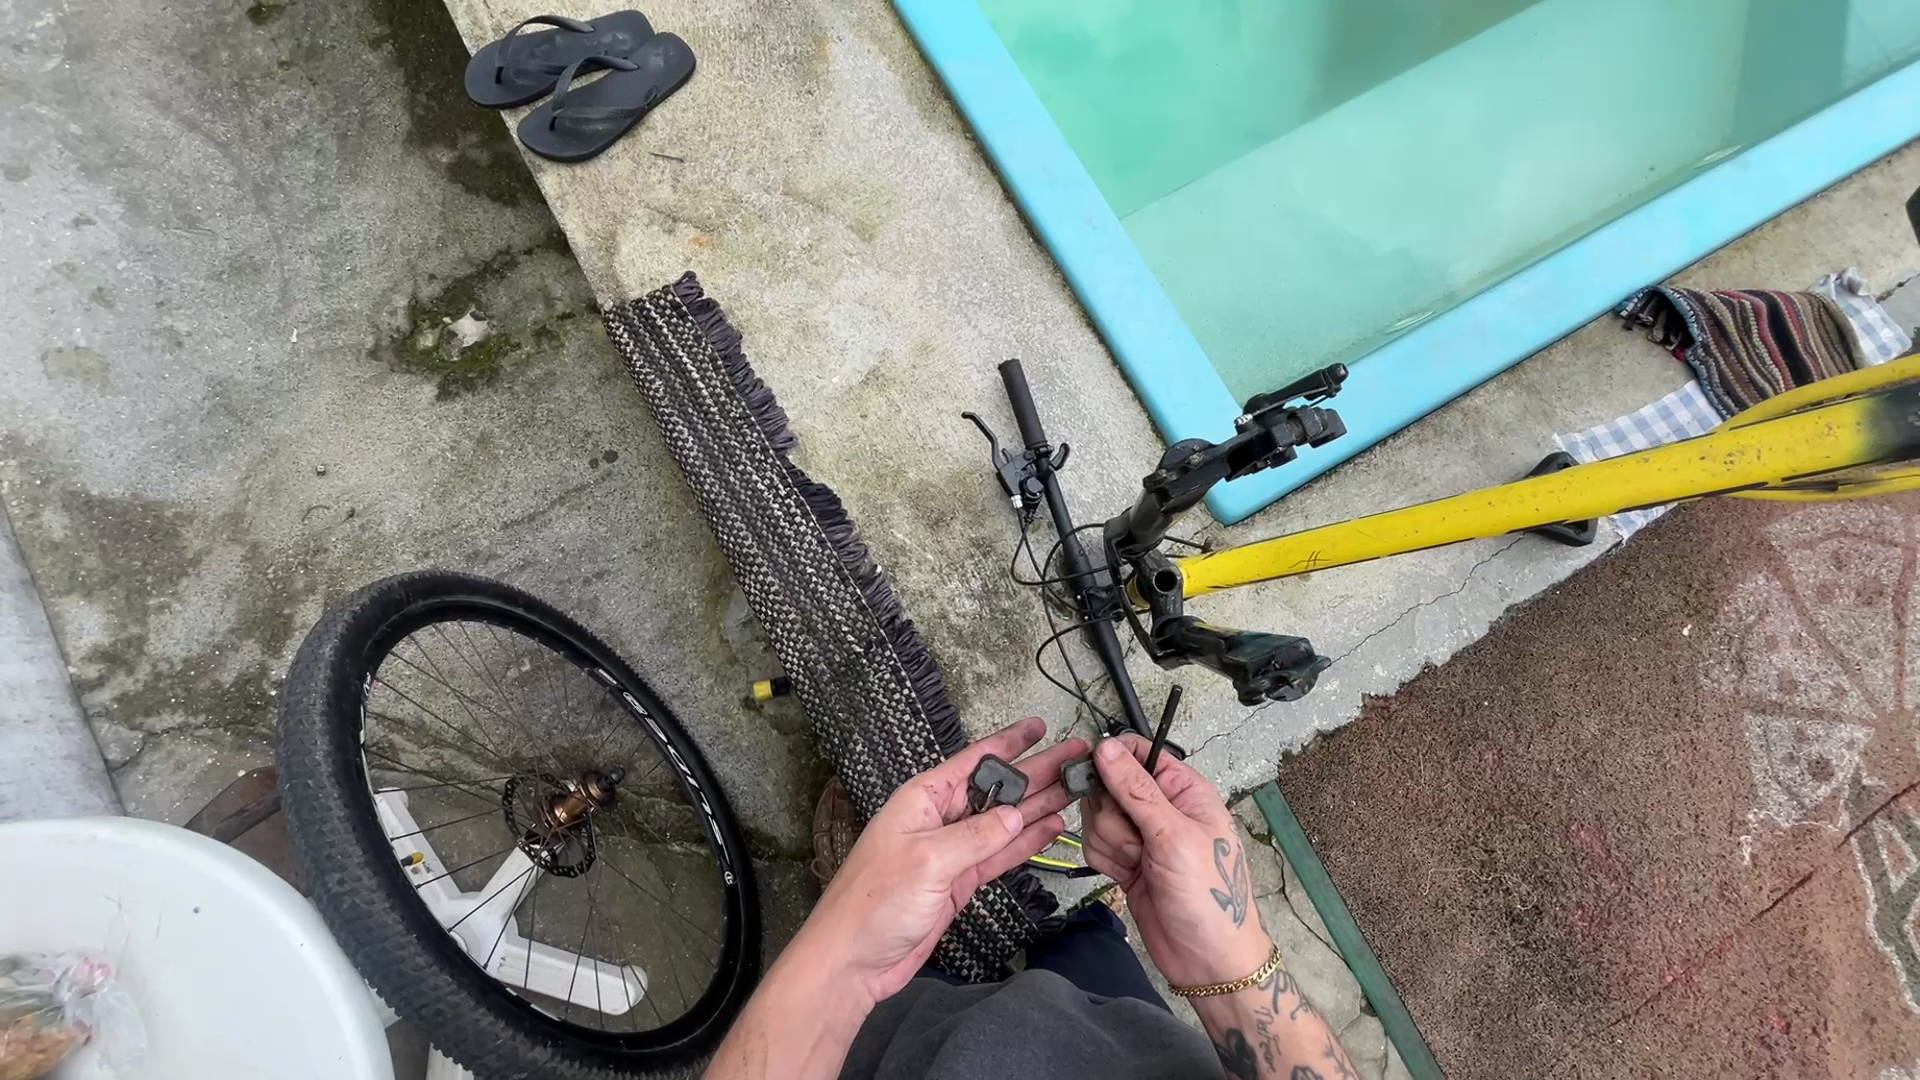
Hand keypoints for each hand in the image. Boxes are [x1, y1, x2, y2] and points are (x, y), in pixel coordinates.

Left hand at [793, 717, 1085, 1004]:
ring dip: (1038, 806)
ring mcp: (953, 849)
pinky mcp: (960, 879)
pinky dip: (1025, 842)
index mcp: (925, 796)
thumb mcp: (928, 859)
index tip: (1038, 726)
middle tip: (1075, 758)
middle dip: (1036, 772)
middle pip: (997, 789)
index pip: (974, 760)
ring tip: (1074, 789)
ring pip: (1004, 821)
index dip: (1008, 742)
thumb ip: (976, 836)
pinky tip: (1051, 828)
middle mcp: (941, 816)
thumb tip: (1017, 815)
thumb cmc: (875, 900)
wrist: (853, 960)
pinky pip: (999, 853)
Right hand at [1083, 734, 1270, 986]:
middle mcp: (1160, 805)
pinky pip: (1094, 842)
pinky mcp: (1125, 857)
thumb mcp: (1174, 836)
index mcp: (1183, 788)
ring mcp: (1141, 833)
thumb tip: (1107, 747)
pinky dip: (1105, 859)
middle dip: (1112, 814)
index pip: (1138, 751)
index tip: (1096, 775)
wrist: (1206, 963)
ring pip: (1097, 815)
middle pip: (1109, 784)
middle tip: (1136, 839)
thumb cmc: (1210, 898)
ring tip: (1137, 863)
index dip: (1112, 759)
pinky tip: (1126, 875)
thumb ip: (1135, 789)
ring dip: (1110, 841)